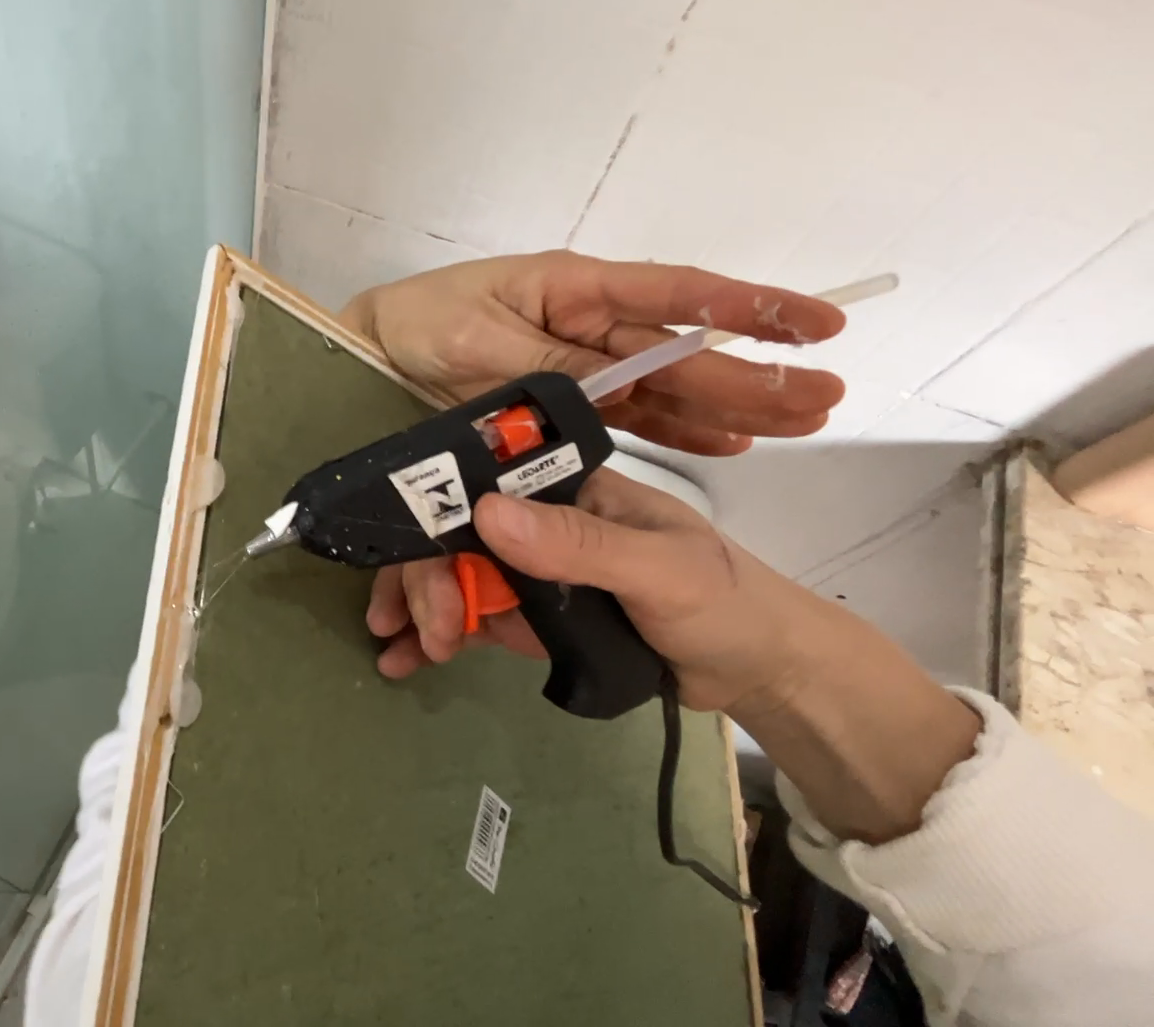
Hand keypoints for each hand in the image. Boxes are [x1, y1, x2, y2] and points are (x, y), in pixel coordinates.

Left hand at [340, 250, 846, 456]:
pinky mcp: (556, 406)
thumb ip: (553, 364)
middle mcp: (585, 327)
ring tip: (793, 424)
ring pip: (662, 389)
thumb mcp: (482, 341)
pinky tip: (720, 443)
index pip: (674, 294)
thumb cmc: (419, 325)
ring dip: (725, 407)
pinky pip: (623, 420)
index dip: (745, 308)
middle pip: (679, 352)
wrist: (370, 354)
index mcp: (573, 290)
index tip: (818, 322)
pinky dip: (670, 432)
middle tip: (824, 399)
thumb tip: (627, 384)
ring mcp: (575, 369)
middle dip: (750, 374)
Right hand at [367, 469, 826, 712]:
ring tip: (399, 653)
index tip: (407, 563)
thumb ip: (578, 543)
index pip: (477, 487)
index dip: (431, 518)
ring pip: (451, 578)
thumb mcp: (658, 569)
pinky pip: (469, 617)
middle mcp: (535, 523)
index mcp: (563, 489)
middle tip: (428, 632)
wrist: (759, 672)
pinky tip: (410, 659)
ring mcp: (527, 571)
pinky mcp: (527, 615)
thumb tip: (486, 513)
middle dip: (425, 582)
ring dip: (417, 609)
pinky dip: (435, 635)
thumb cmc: (723, 602)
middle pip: (453, 539)